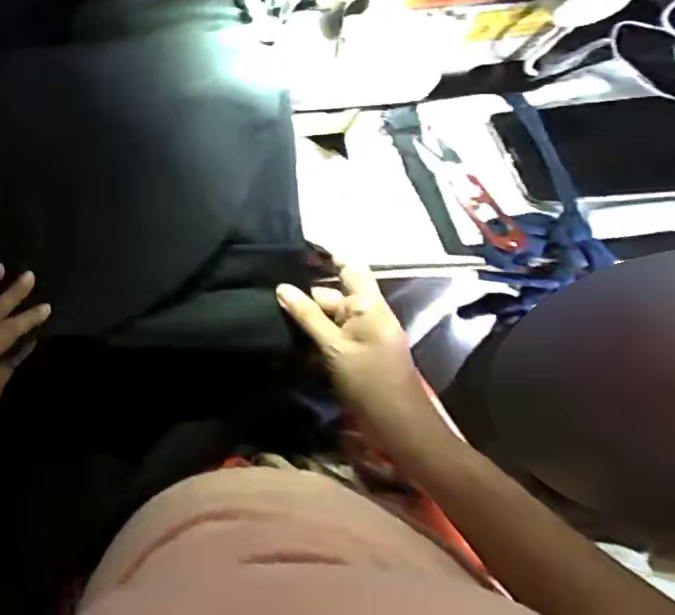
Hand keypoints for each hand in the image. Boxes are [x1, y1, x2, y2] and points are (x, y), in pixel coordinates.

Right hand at [277, 253, 446, 454]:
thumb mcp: (334, 348)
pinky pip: (335, 331)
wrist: (404, 431)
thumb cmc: (371, 384)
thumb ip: (308, 316)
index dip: (326, 252)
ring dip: (308, 316)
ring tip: (275, 315)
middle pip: (333, 291)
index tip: (297, 243)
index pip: (349, 266)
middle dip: (305, 293)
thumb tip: (282, 287)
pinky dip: (316, 333)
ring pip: (331, 314)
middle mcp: (369, 314)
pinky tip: (292, 338)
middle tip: (270, 292)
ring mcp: (366, 333)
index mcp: (369, 306)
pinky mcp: (361, 351)